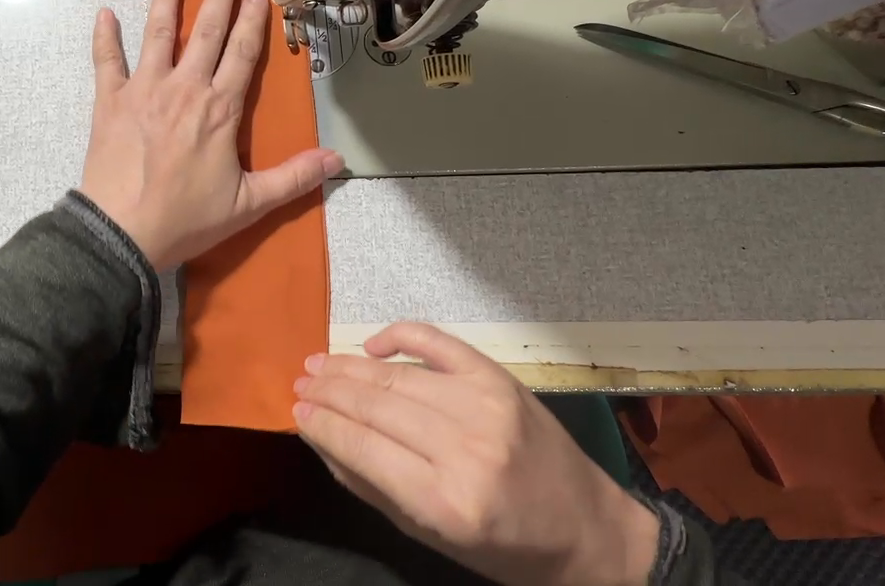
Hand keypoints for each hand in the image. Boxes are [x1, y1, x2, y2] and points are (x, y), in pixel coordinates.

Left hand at [78, 0, 343, 271]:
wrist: (122, 232)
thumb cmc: (186, 219)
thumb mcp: (248, 204)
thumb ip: (294, 178)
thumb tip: (339, 160)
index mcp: (219, 108)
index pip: (242, 52)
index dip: (252, 19)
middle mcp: (184, 87)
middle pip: (205, 32)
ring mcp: (144, 89)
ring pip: (157, 34)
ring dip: (165, 0)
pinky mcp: (110, 100)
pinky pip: (107, 61)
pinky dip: (104, 37)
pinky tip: (103, 15)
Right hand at [294, 323, 659, 585]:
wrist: (588, 530)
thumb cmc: (504, 549)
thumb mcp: (430, 536)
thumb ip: (369, 485)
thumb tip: (318, 436)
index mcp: (448, 502)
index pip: (363, 447)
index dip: (322, 425)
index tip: (295, 411)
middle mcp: (465, 448)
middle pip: (375, 405)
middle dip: (328, 391)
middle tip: (298, 382)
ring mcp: (484, 405)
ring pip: (396, 376)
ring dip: (348, 366)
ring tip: (317, 363)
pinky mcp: (498, 378)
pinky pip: (435, 342)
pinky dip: (397, 336)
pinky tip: (369, 346)